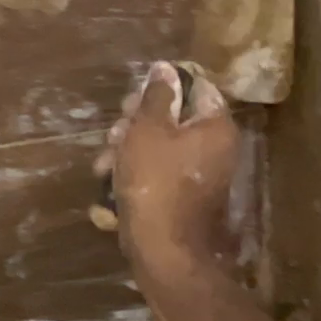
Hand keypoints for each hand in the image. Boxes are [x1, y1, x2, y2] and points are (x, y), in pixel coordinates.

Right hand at [108, 62, 240, 283]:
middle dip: (135, 124)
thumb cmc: (155, 182)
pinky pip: (157, 175)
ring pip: (158, 148)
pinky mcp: (182, 199)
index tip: (132, 100)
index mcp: (215, 126)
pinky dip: (135, 176)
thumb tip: (166, 68)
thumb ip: (156, 96)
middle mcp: (215, 148)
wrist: (163, 251)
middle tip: (114, 135)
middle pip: (172, 119)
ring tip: (104, 168)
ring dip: (127, 151)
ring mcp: (200, 176)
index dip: (160, 88)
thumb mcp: (149, 130)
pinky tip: (110, 187)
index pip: (193, 87)